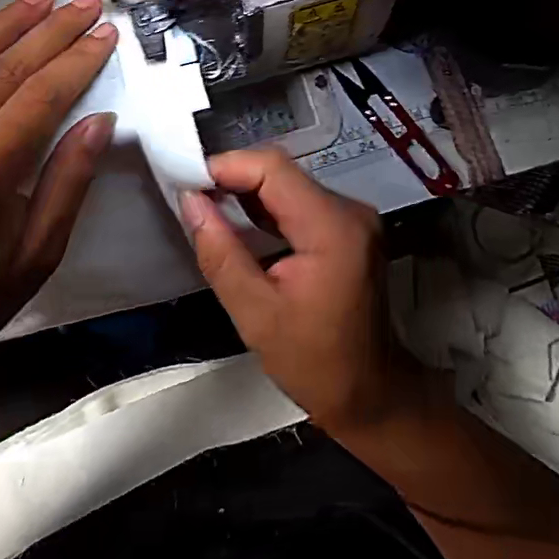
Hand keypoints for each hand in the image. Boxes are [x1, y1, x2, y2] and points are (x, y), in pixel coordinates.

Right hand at [181, 149, 417, 433]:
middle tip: (192, 198)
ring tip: (208, 209)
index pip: (273, 169)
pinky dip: (265, 207)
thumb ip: (220, 252)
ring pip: (288, 183)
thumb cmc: (314, 362)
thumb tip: (189, 202)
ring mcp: (352, 217)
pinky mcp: (348, 227)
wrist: (371, 392)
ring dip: (247, 192)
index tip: (187, 181)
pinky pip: (299, 202)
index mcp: (332, 228)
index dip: (227, 167)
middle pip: (282, 172)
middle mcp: (349, 210)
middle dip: (233, 179)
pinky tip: (239, 225)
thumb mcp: (255, 313)